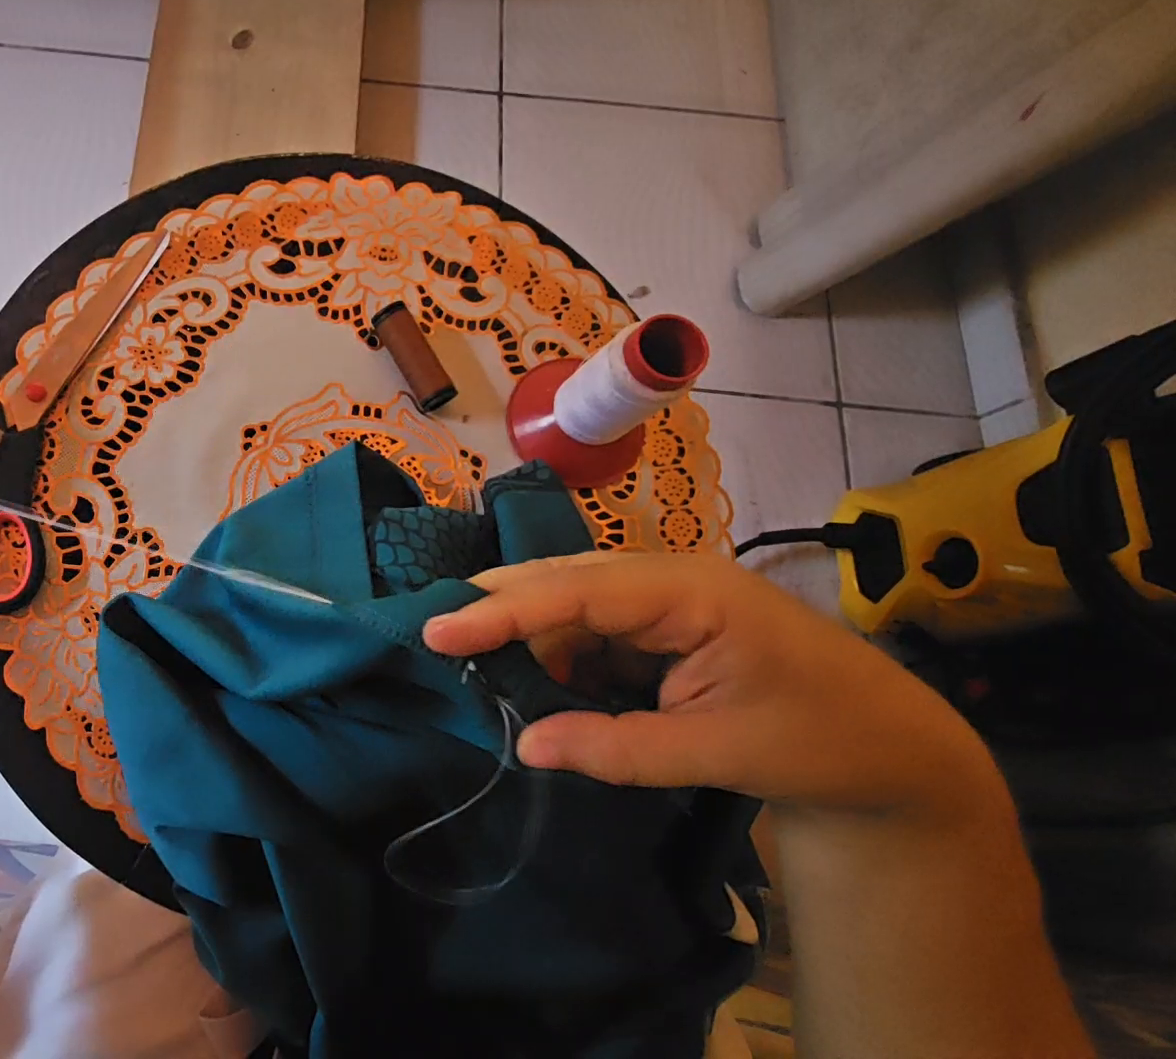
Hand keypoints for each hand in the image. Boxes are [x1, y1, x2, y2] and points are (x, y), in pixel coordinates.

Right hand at [422, 551, 1008, 824]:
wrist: (894, 748)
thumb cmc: (821, 742)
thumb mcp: (719, 751)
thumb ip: (617, 748)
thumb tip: (523, 746)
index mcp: (690, 594)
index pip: (576, 592)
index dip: (501, 611)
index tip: (437, 630)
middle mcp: (667, 579)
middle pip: (560, 580)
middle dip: (498, 608)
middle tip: (436, 639)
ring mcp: (661, 599)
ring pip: (566, 604)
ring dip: (526, 640)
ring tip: (483, 674)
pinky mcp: (657, 623)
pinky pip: (586, 630)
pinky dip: (556, 658)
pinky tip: (539, 686)